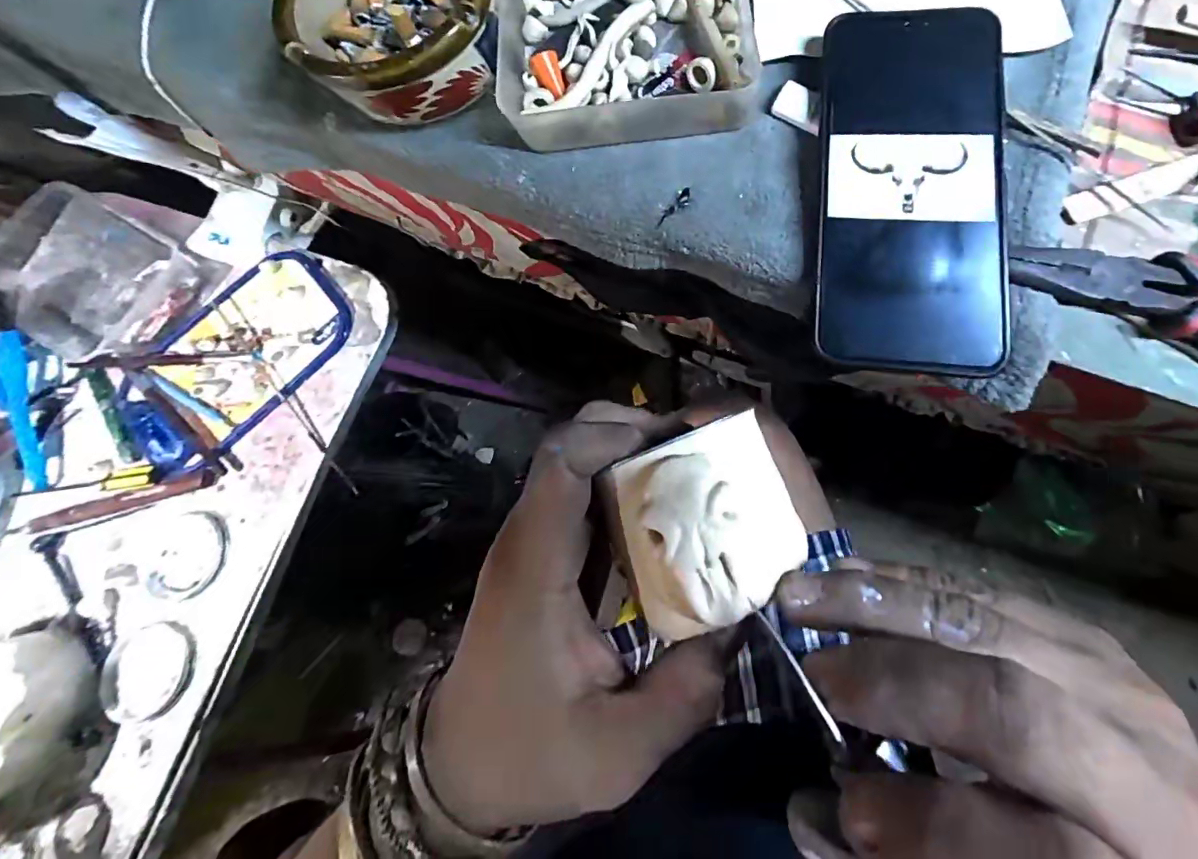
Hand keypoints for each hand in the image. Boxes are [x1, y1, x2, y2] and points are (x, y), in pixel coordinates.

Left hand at [420, 403, 733, 832]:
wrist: (461, 765)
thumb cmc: (529, 754)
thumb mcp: (617, 752)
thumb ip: (685, 693)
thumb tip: (736, 627)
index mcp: (534, 569)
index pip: (559, 465)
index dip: (611, 435)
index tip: (675, 440)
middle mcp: (528, 539)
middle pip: (567, 448)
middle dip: (631, 432)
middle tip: (698, 449)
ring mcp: (532, 543)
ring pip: (576, 465)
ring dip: (631, 455)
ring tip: (696, 468)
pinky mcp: (544, 555)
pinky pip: (583, 497)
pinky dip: (624, 487)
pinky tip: (669, 509)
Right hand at [776, 562, 1197, 858]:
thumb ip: (925, 856)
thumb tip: (814, 814)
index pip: (1047, 845)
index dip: (934, 824)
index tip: (844, 806)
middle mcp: (1151, 770)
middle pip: (1016, 707)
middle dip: (895, 682)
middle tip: (810, 673)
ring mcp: (1116, 680)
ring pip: (987, 624)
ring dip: (877, 604)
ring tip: (801, 595)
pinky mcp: (1081, 630)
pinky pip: (975, 589)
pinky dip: (898, 582)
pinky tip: (845, 574)